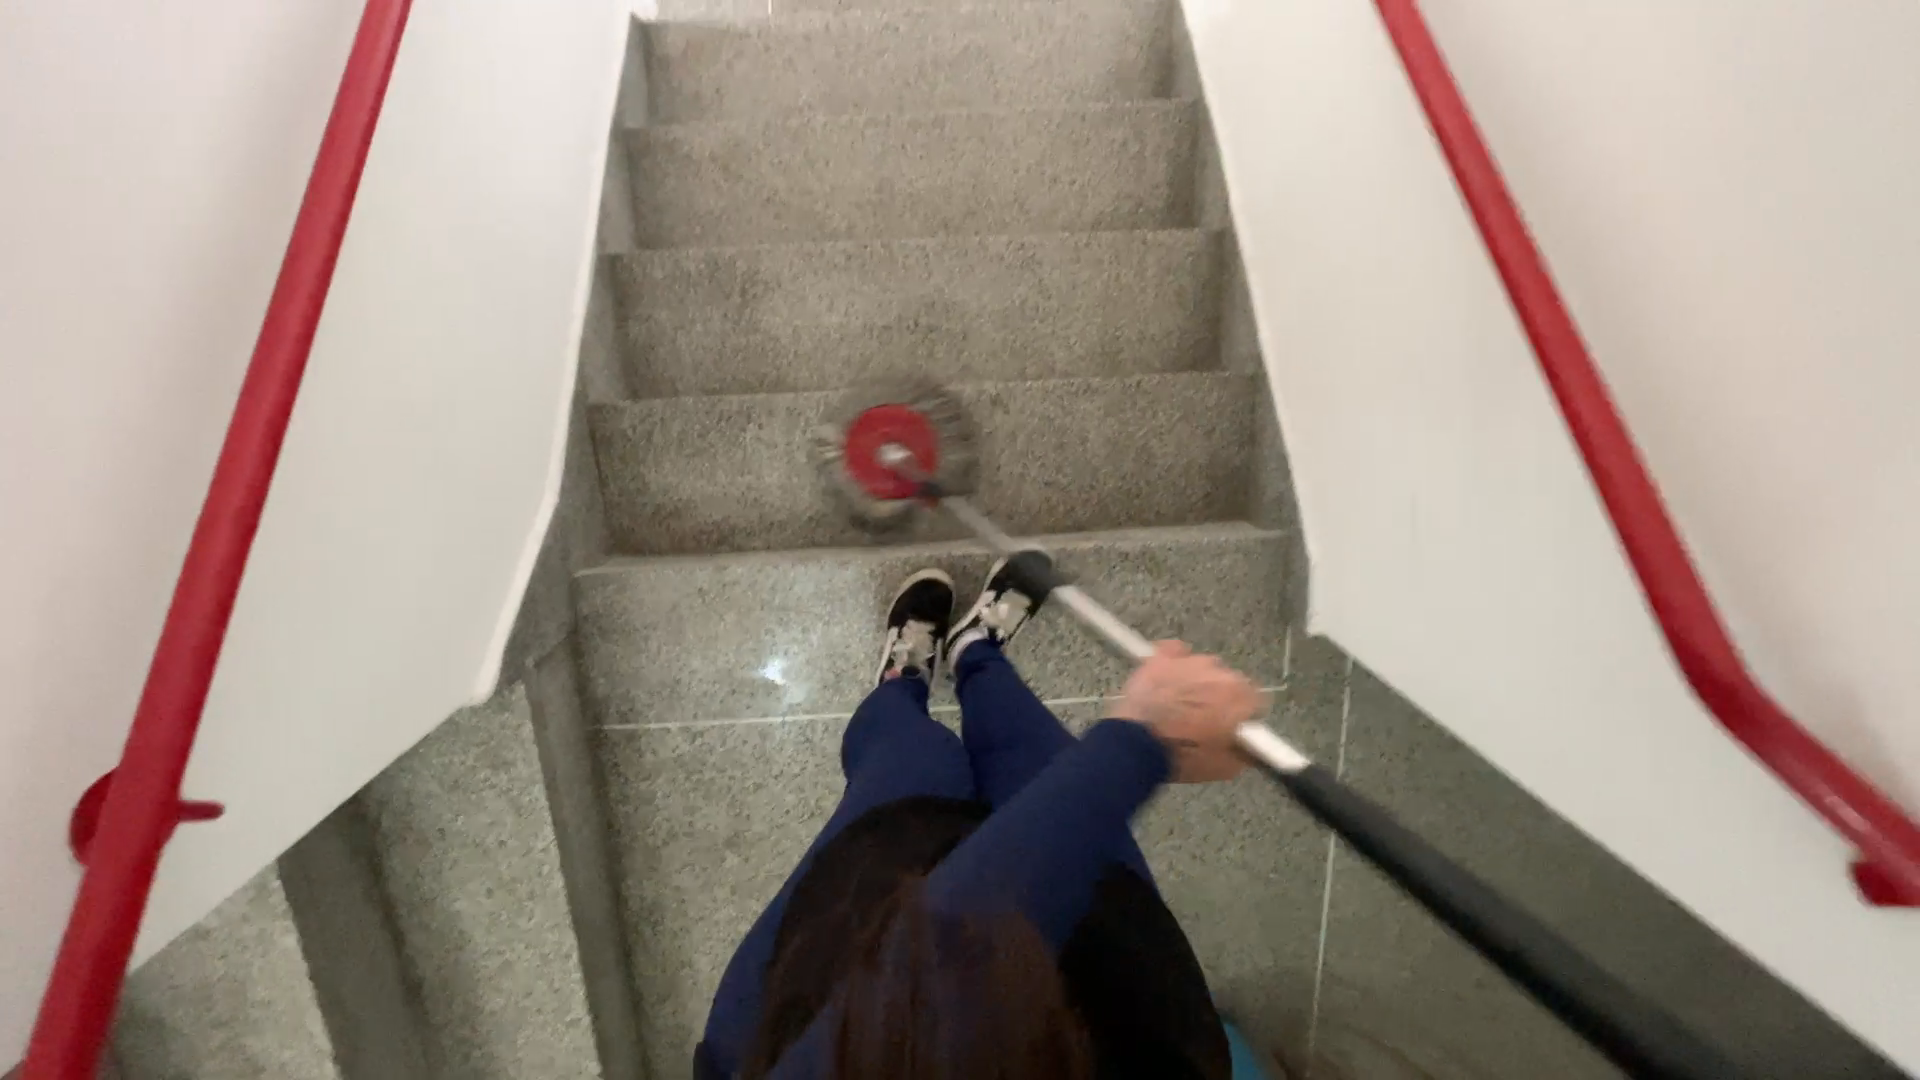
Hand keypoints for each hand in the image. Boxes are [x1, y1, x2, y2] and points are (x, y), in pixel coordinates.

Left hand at [1112, 641, 1263, 782]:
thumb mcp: (1225, 767)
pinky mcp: (1160, 657)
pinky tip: (1169, 674)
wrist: (1137, 745)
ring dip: (1198, 680)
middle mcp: (1218, 671)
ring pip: (1203, 666)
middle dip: (1222, 696)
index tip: (1235, 726)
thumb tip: (1250, 747)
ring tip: (1182, 700)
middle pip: (1230, 681)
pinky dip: (1175, 659)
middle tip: (1206, 717)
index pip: (1257, 699)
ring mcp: (1188, 660)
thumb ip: (1246, 752)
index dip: (1246, 714)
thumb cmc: (1184, 756)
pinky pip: (1175, 651)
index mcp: (1239, 696)